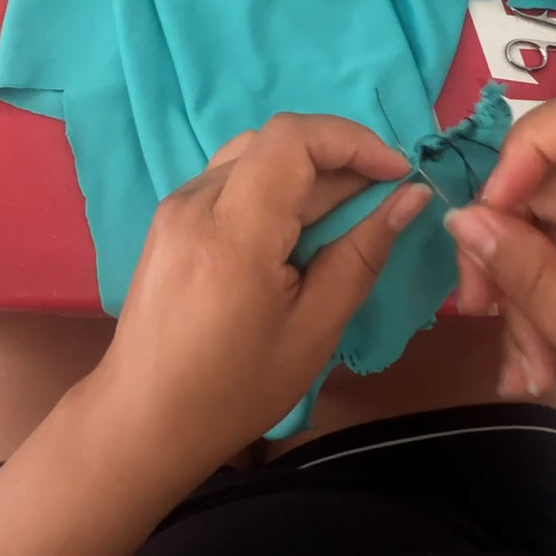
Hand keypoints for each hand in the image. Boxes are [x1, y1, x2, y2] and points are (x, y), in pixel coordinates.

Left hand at [92, 113, 432, 466]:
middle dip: (339, 159)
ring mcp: (177, 204)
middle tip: (383, 198)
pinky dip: (275, 184)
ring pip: (254, 153)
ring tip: (345, 211)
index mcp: (231, 233)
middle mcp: (196, 201)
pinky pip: (233, 176)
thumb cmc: (234, 389)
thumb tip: (410, 198)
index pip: (291, 140)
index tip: (397, 171)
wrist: (144, 415)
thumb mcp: (313, 330)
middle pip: (276, 142)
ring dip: (308, 169)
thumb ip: (362, 255)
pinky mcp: (171, 214)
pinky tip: (296, 225)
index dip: (352, 140)